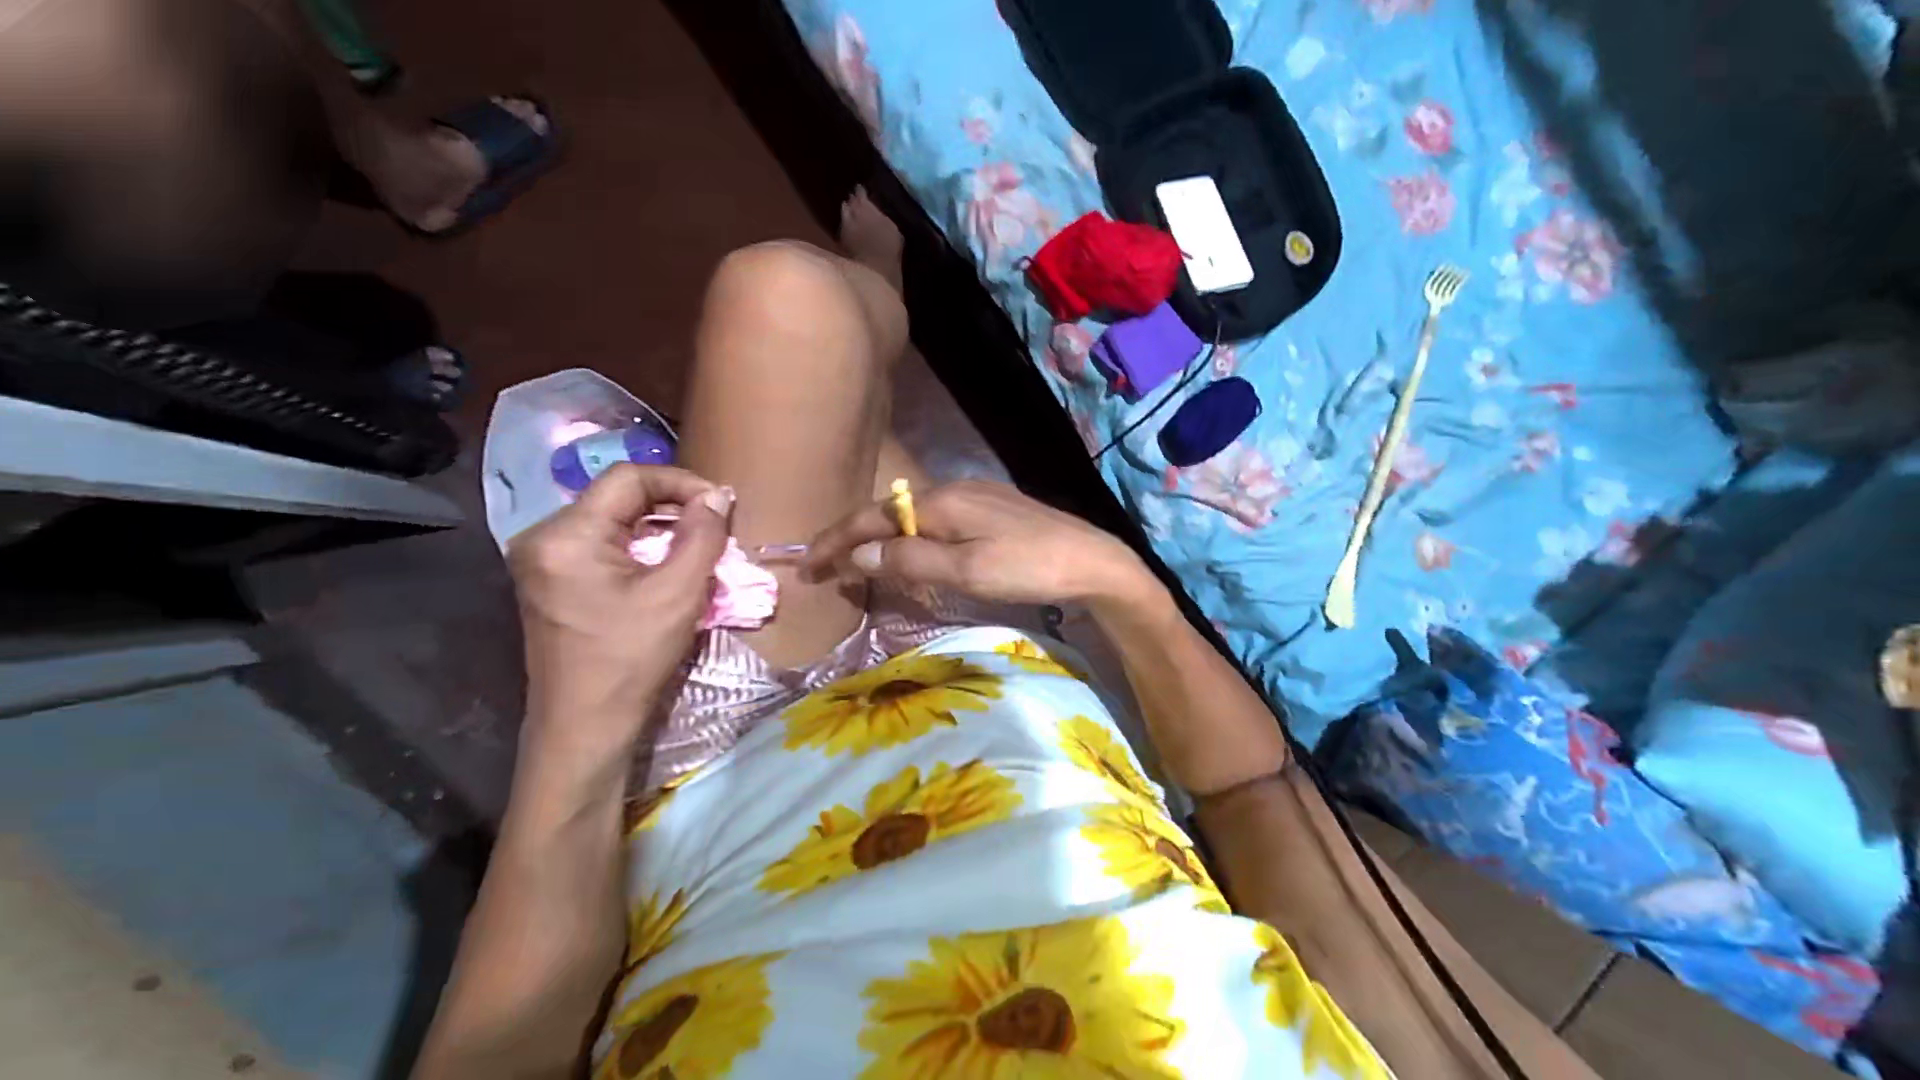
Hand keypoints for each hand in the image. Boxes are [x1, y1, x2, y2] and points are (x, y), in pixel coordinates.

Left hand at [508, 465, 733, 747]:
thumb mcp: (678, 593)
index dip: (680, 482)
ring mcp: (541, 559)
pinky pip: (600, 543)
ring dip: (658, 525)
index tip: (720, 504)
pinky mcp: (550, 580)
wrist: (585, 726)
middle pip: (617, 496)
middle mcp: (543, 536)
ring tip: (697, 542)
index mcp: (566, 534)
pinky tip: (665, 563)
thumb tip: (718, 496)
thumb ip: (702, 535)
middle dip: (671, 504)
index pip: (628, 478)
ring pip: (610, 519)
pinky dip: (638, 545)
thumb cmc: (631, 659)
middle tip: (713, 524)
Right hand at [802, 480, 1154, 605]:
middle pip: (887, 513)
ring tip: (857, 565)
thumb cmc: (1029, 568)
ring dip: (880, 540)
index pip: (871, 518)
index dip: (835, 541)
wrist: (1094, 563)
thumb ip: (909, 559)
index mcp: (941, 501)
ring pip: (911, 517)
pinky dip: (909, 539)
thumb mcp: (966, 571)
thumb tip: (855, 552)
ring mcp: (974, 498)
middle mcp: (952, 490)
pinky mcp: (991, 511)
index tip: (805, 565)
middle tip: (824, 569)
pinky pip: (934, 522)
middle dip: (852, 539)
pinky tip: (911, 555)